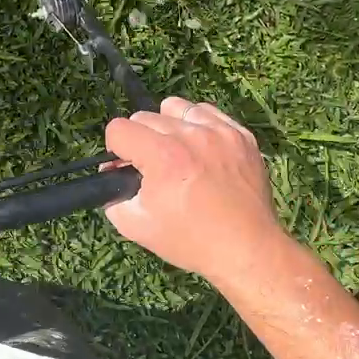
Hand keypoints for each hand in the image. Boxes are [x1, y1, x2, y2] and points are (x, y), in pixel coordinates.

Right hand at [104, 96, 289, 280]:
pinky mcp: (241, 135)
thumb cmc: (190, 240)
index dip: (116, 150)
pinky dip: (198, 126)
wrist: (247, 250)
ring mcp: (219, 132)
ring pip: (175, 107)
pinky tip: (202, 151)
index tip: (128, 168)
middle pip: (144, 116)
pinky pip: (207, 113)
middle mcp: (190, 135)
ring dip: (168, 126)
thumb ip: (112, 194)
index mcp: (162, 156)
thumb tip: (111, 170)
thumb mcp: (135, 226)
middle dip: (140, 140)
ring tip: (178, 153)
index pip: (118, 128)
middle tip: (153, 169)